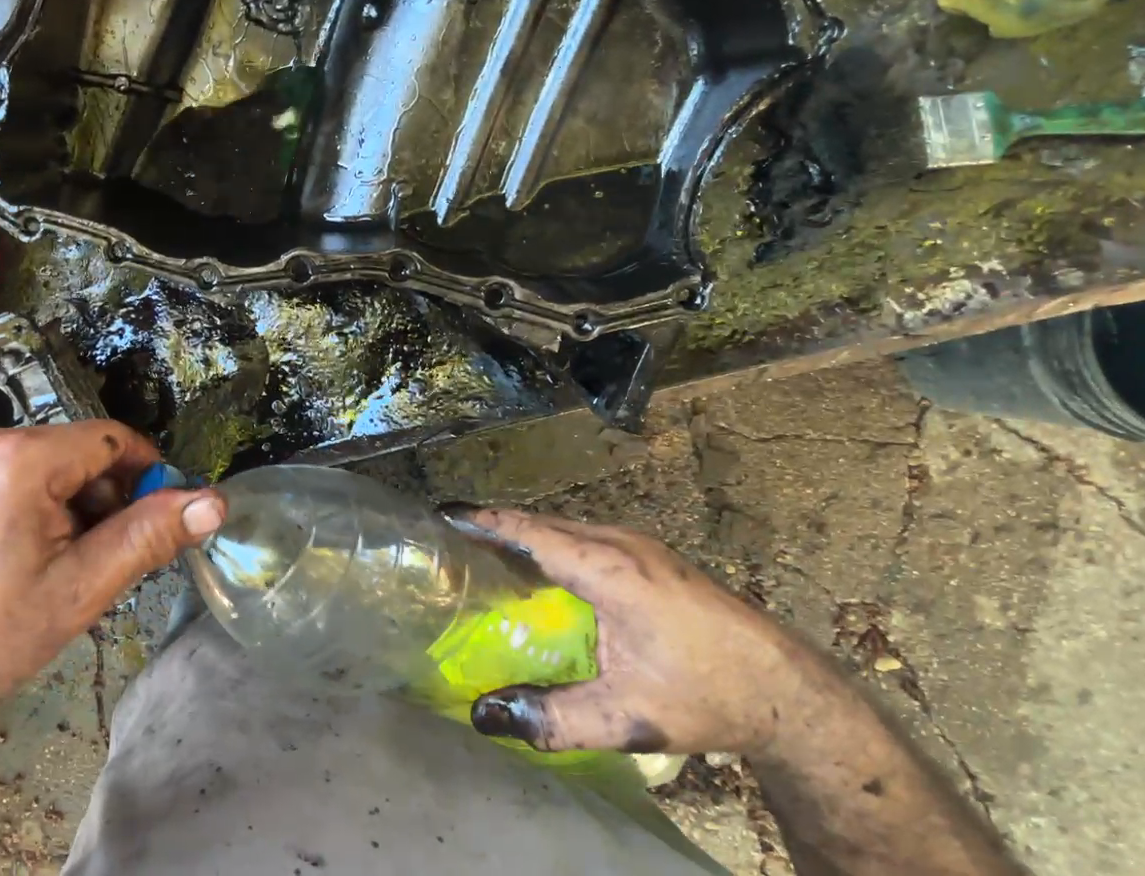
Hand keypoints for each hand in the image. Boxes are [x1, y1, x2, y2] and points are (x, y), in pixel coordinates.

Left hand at [0, 421, 224, 730]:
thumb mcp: (79, 589)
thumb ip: (148, 537)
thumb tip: (214, 502)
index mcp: (21, 457)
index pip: (112, 440)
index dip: (147, 475)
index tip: (161, 522)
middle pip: (76, 453)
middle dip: (105, 500)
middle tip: (105, 562)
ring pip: (44, 468)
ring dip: (70, 508)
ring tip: (61, 572)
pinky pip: (8, 478)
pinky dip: (34, 509)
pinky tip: (23, 563)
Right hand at [460, 510, 833, 756]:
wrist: (792, 694)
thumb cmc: (709, 697)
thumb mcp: (628, 717)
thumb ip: (553, 718)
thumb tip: (482, 717)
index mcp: (610, 569)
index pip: (531, 532)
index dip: (483, 521)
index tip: (440, 513)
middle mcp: (622, 544)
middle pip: (543, 523)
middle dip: (494, 526)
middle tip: (450, 542)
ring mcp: (642, 546)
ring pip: (565, 528)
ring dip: (523, 535)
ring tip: (483, 554)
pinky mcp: (653, 558)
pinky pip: (584, 538)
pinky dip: (550, 544)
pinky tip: (540, 571)